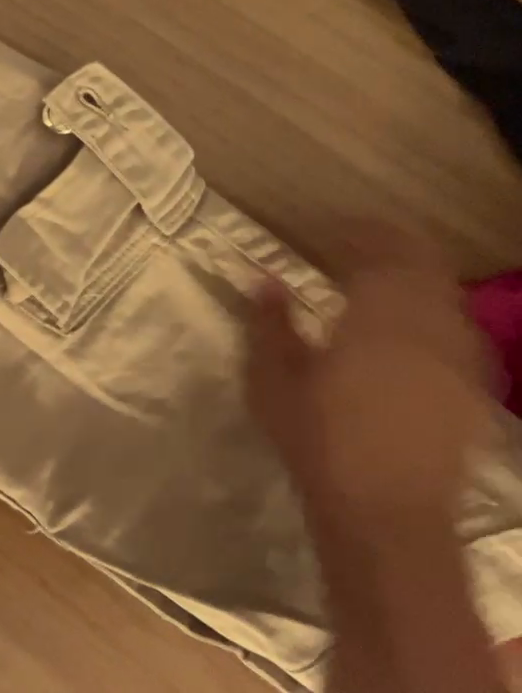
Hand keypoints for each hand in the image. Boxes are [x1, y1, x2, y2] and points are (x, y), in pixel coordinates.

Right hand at [244, 222, 492, 528]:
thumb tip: (262, 278)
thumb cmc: (315, 436)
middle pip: (426, 273)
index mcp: (380, 322)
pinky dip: (430, 314)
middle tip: (357, 242)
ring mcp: (461, 363)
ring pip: (447, 302)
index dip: (364, 234)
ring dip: (416, 282)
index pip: (385, 257)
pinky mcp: (471, 390)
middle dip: (395, 251)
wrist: (385, 509)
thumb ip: (270, 324)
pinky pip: (455, 332)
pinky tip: (405, 330)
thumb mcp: (272, 377)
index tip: (333, 224)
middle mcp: (432, 333)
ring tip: (378, 280)